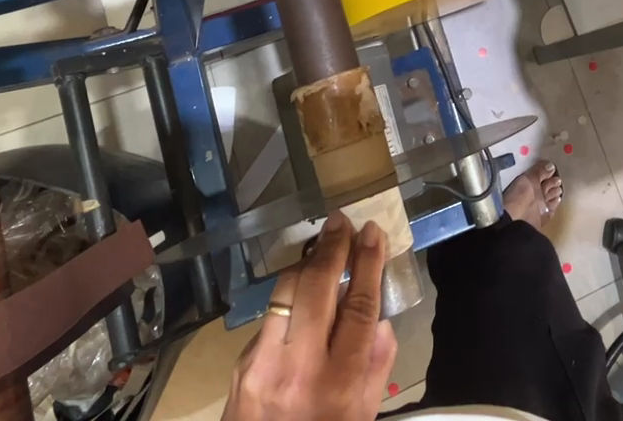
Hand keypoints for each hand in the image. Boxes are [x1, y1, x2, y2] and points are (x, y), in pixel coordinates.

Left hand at [222, 212, 397, 420]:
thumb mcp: (363, 416)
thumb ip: (377, 366)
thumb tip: (381, 320)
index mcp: (338, 384)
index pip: (359, 307)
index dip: (368, 263)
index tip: (372, 232)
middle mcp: (298, 369)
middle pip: (316, 288)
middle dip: (332, 248)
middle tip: (342, 222)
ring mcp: (262, 366)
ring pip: (285, 293)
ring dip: (306, 264)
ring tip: (323, 247)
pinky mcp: (240, 367)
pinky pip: (270, 318)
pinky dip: (288, 301)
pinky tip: (300, 298)